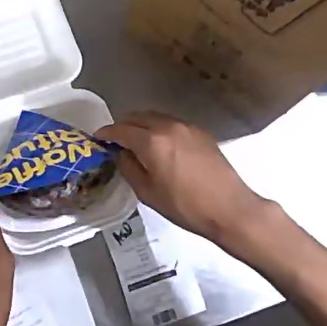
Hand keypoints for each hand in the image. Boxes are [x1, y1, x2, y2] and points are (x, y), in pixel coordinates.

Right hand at [96, 112, 274, 245]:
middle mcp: (168, 126)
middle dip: (123, 126)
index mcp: (151, 141)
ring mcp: (187, 127)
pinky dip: (159, 129)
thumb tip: (120, 153)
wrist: (229, 208)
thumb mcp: (147, 193)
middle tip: (115, 141)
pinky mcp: (200, 132)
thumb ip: (129, 167)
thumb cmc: (185, 206)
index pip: (120, 129)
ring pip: (155, 117)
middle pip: (137, 116)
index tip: (97, 140)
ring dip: (141, 125)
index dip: (105, 134)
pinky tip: (160, 146)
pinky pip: (171, 123)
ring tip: (136, 143)